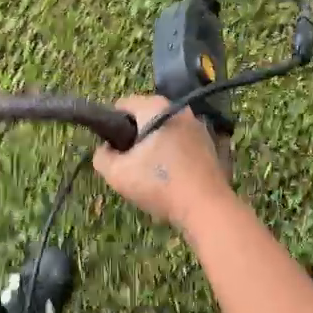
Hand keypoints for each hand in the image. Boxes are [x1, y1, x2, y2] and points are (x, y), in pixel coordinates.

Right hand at [92, 95, 233, 229]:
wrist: (207, 207)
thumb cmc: (160, 185)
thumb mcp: (118, 174)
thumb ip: (102, 156)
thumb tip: (106, 149)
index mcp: (156, 107)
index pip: (123, 105)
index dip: (112, 126)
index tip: (113, 150)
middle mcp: (179, 109)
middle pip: (145, 118)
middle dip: (135, 138)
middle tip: (131, 165)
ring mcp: (198, 125)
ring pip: (165, 132)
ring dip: (155, 148)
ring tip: (152, 176)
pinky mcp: (210, 143)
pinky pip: (181, 143)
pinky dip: (173, 156)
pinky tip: (173, 178)